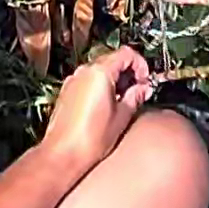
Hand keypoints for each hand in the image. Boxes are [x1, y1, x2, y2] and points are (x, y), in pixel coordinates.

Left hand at [36, 46, 152, 175]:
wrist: (62, 154)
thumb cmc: (89, 139)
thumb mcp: (121, 118)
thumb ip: (134, 98)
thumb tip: (142, 89)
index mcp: (99, 72)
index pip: (126, 54)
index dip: (140, 64)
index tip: (146, 79)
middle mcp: (84, 71)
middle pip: (112, 59)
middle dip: (129, 72)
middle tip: (140, 90)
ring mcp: (74, 79)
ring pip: (100, 69)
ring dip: (116, 79)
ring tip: (125, 100)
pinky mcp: (68, 90)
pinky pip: (88, 79)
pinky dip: (101, 85)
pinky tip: (108, 105)